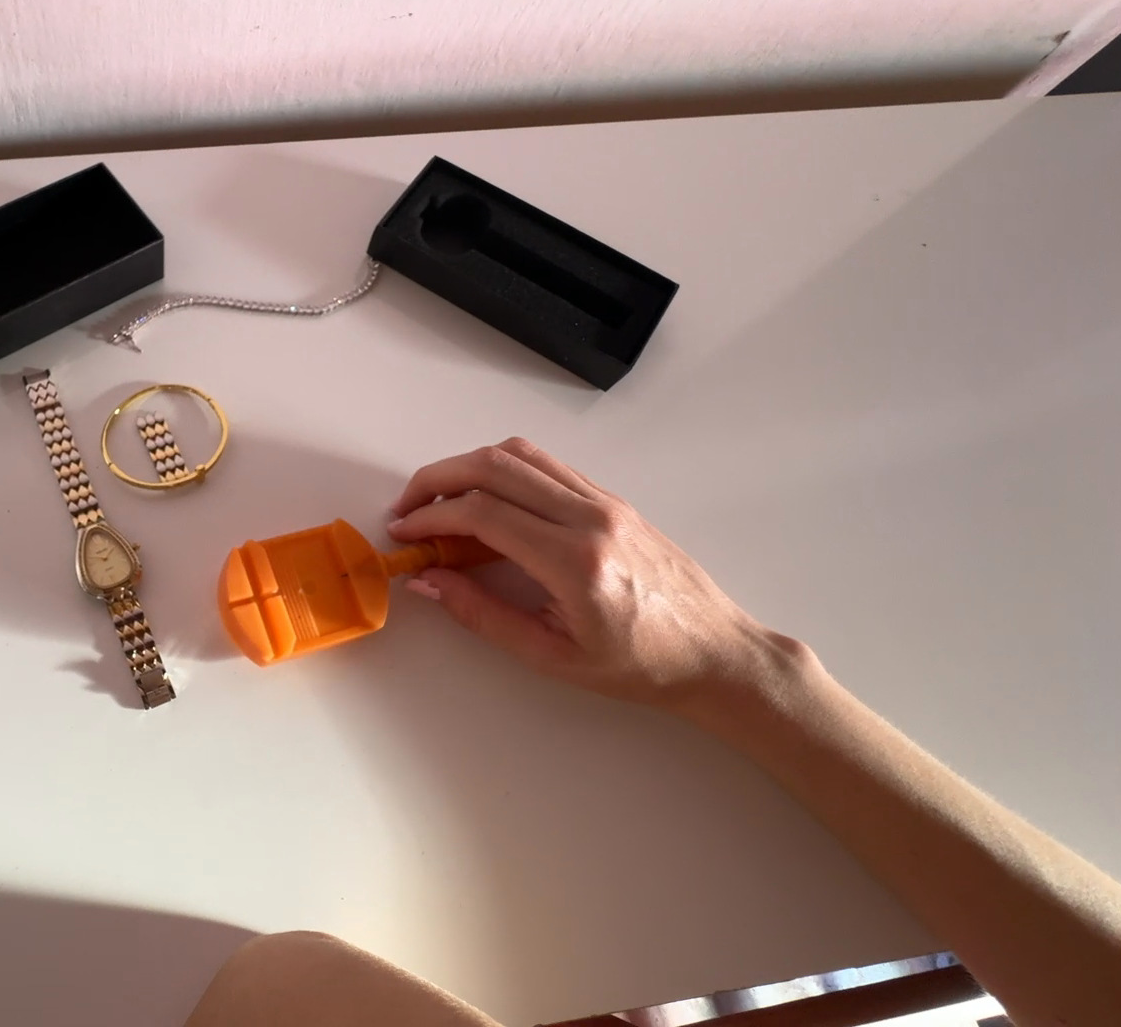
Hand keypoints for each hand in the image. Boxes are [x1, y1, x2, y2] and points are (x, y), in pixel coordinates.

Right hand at [387, 437, 811, 715]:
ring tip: (438, 499)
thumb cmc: (636, 666)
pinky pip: (544, 464)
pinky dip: (500, 469)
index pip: (483, 513)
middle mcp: (591, 517)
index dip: (430, 518)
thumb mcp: (549, 656)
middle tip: (407, 507)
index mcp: (575, 561)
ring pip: (518, 453)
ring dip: (466, 467)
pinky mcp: (611, 498)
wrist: (717, 653)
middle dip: (436, 480)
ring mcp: (604, 500)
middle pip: (494, 466)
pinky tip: (484, 499)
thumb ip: (480, 614)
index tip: (402, 533)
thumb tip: (426, 580)